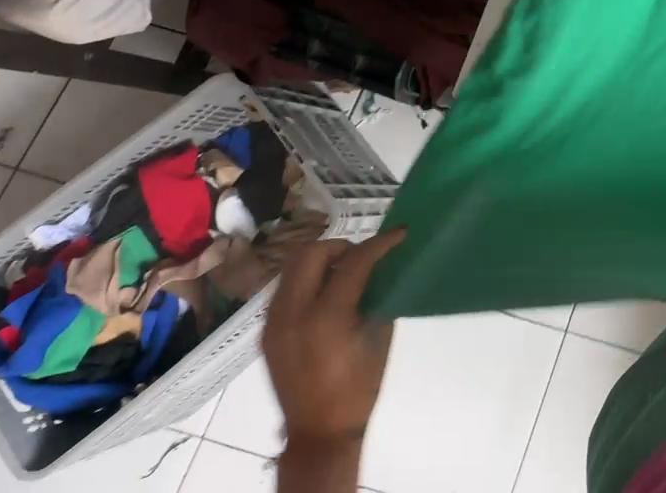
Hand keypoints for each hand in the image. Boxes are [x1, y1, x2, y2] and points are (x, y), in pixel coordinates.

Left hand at [263, 229, 405, 448]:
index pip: (353, 262)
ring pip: (293, 267)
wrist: (319, 431)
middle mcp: (292, 314)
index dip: (379, 244)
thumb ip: (377, 297)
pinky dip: (308, 279)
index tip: (399, 234)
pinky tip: (327, 293)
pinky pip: (285, 288)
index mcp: (326, 318)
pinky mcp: (266, 332)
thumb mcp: (379, 336)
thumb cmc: (360, 386)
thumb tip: (382, 270)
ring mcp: (273, 323)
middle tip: (366, 255)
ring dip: (322, 260)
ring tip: (346, 272)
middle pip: (312, 254)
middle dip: (343, 246)